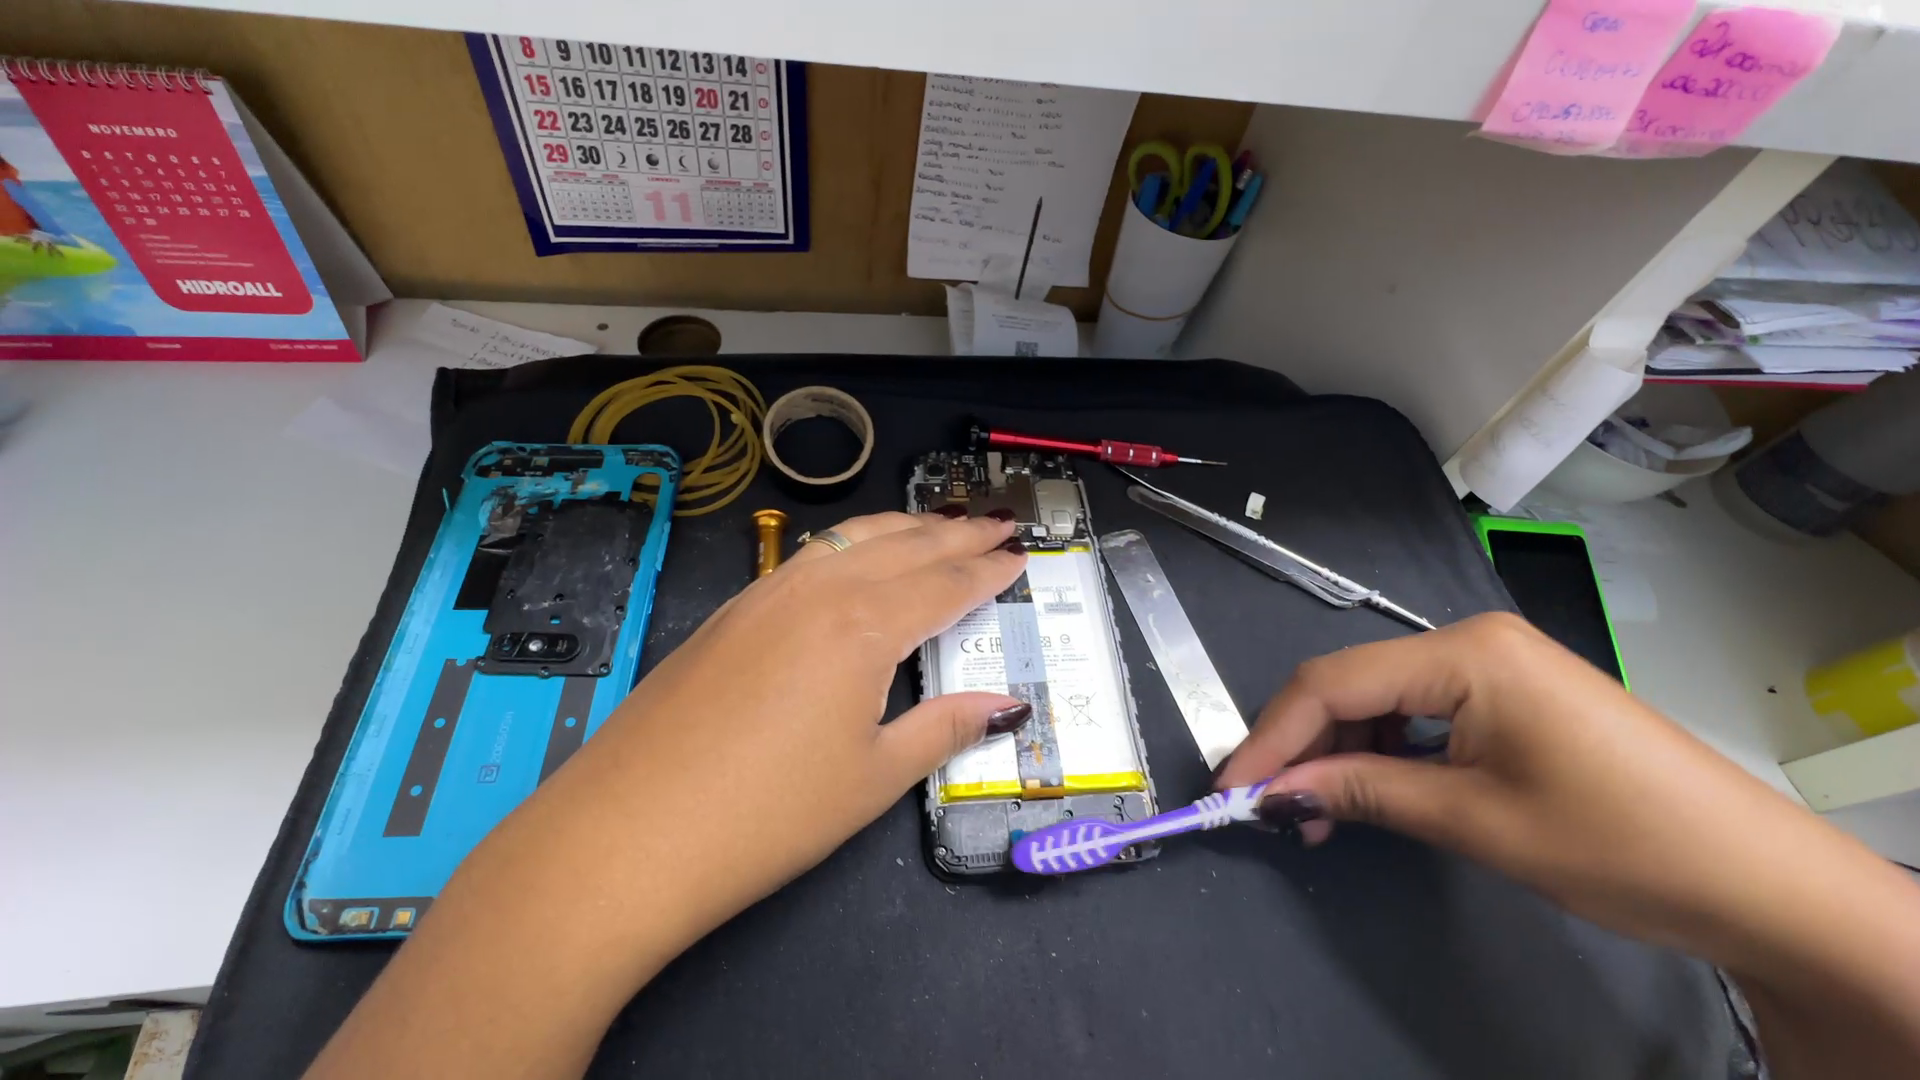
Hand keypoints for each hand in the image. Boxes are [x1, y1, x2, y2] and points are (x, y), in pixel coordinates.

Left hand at [307, 510, 1030, 1079]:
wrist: (626, 833)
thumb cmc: (768, 816)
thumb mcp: (872, 779)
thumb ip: (943, 728)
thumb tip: (1005, 705)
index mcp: (864, 627)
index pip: (943, 585)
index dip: (986, 571)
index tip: (1020, 556)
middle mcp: (817, 592)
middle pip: (901, 546)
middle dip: (954, 532)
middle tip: (996, 522)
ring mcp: (765, 596)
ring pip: (849, 540)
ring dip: (901, 528)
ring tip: (936, 525)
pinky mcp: (729, 613)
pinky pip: (808, 558)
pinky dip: (850, 546)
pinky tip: (854, 560)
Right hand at [1217, 613, 1919, 1076]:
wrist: (1767, 883)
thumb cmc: (1618, 843)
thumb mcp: (1473, 820)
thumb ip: (1362, 792)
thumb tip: (1273, 792)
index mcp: (1465, 652)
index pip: (1333, 682)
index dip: (1271, 735)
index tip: (1231, 788)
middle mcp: (1471, 641)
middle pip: (1352, 685)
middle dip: (1304, 745)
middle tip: (1272, 808)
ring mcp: (1493, 666)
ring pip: (1381, 700)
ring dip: (1341, 753)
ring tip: (1317, 814)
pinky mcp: (1509, 697)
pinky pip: (1420, 714)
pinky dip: (1384, 753)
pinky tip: (1368, 792)